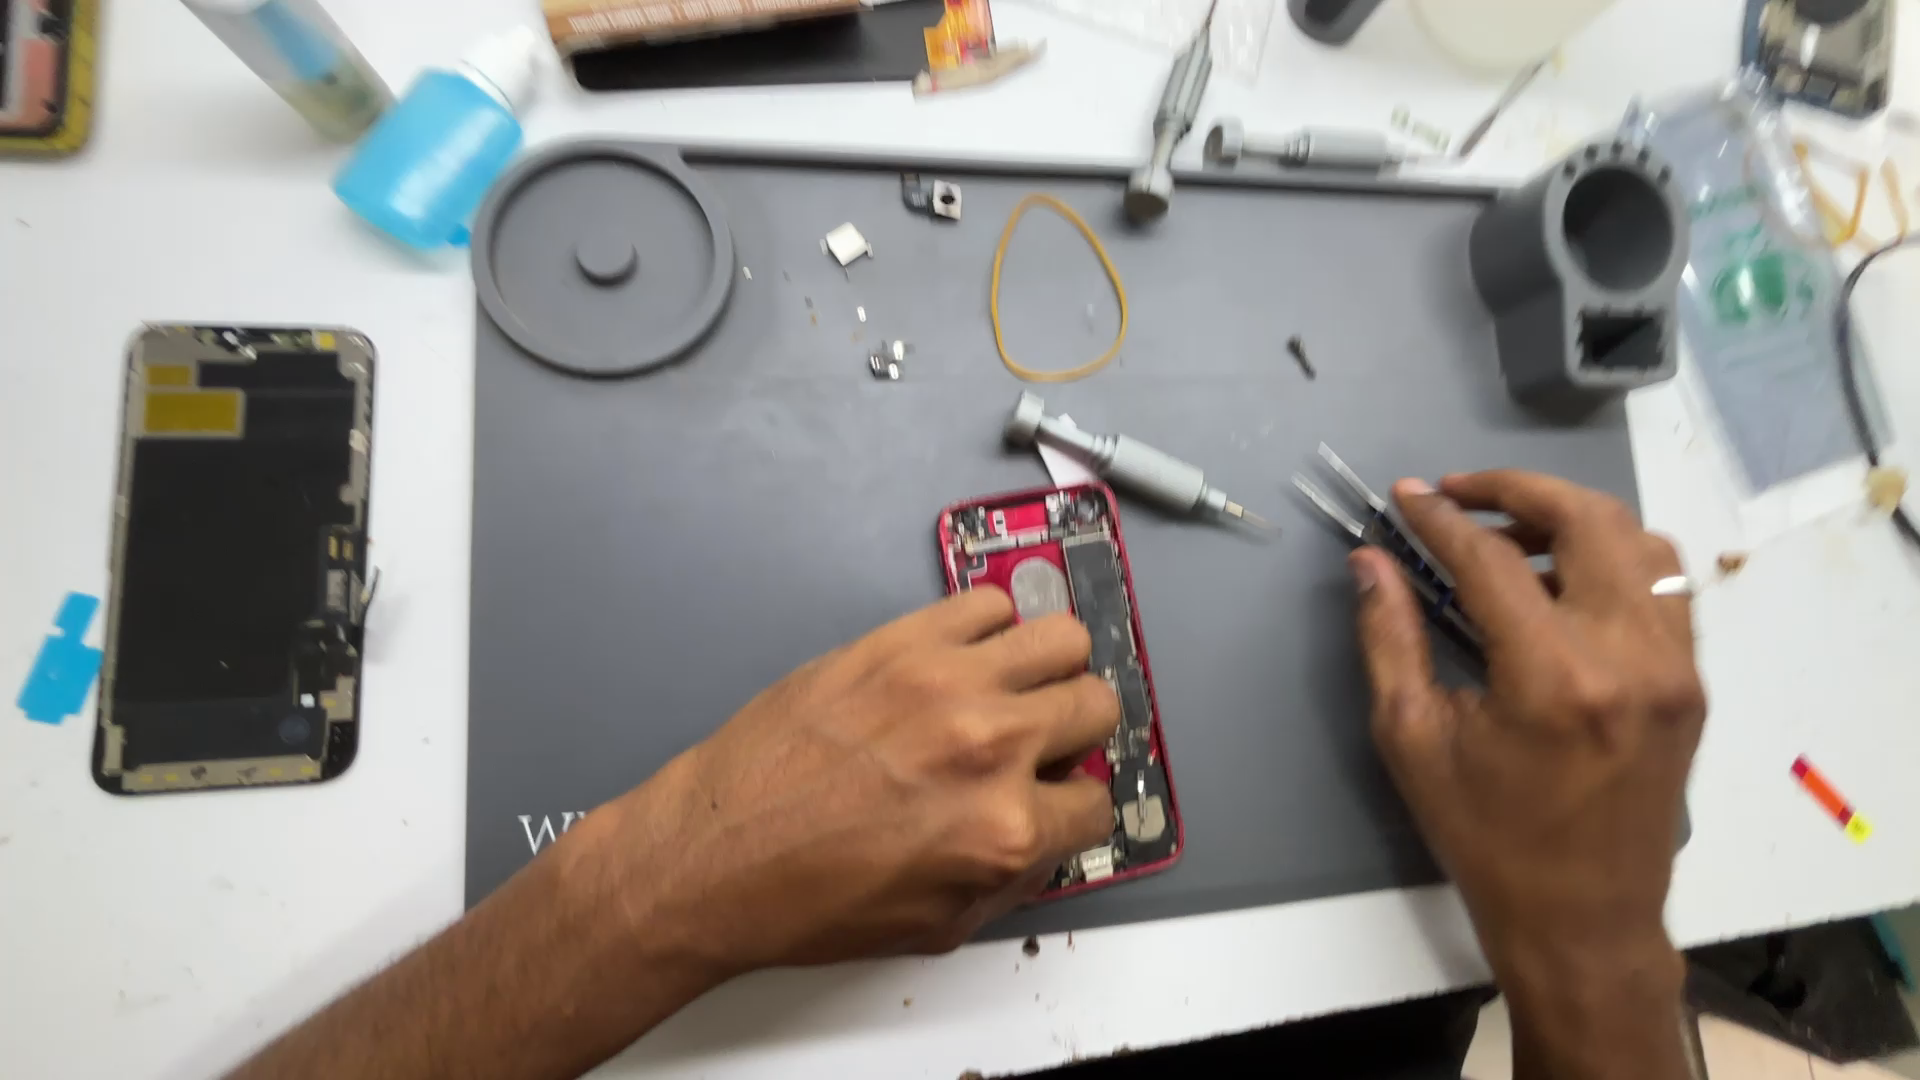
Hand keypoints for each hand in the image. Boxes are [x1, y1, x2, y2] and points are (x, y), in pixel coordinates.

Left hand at [584, 589, 1118, 977]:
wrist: (717, 851)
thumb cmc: (820, 900)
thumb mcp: (942, 923)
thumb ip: (1021, 870)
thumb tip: (1057, 814)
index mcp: (1006, 831)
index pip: (1099, 801)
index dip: (1076, 802)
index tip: (1053, 794)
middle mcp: (991, 746)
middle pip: (1097, 705)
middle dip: (1077, 729)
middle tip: (1039, 738)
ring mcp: (946, 680)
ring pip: (1061, 637)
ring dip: (1049, 668)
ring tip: (1011, 686)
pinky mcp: (901, 639)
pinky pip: (986, 602)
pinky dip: (988, 628)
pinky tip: (960, 657)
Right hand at [1351, 472, 1704, 1000]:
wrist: (1581, 913)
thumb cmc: (1479, 829)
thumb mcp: (1407, 732)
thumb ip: (1388, 635)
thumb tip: (1370, 561)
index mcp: (1552, 678)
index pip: (1493, 560)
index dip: (1440, 518)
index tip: (1405, 495)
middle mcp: (1632, 659)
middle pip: (1591, 523)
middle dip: (1516, 489)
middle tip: (1455, 493)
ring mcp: (1677, 668)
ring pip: (1640, 544)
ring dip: (1566, 518)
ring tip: (1501, 533)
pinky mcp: (1691, 681)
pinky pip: (1661, 585)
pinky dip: (1606, 556)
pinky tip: (1551, 578)